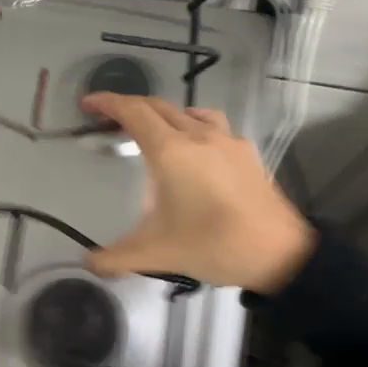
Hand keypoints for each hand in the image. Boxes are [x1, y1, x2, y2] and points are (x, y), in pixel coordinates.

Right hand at [81, 93, 316, 292]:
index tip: (88, 103)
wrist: (279, 254)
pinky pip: (214, 127)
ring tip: (152, 132)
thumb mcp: (154, 255)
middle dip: (130, 108)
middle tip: (109, 122)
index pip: (133, 112)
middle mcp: (198, 136)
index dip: (108, 103)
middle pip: (158, 107)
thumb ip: (113, 258)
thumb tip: (88, 263)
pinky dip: (194, 128)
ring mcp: (227, 142)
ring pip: (189, 112)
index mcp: (170, 152)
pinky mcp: (247, 154)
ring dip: (164, 115)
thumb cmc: (212, 245)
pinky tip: (195, 151)